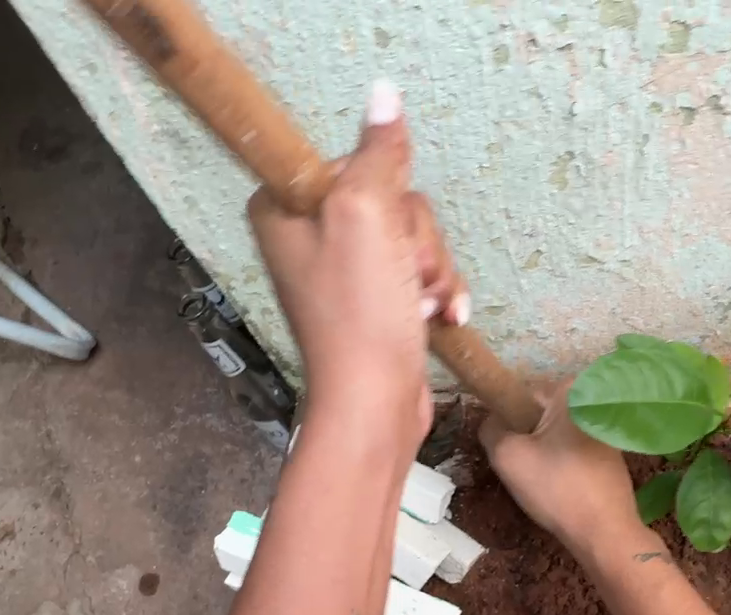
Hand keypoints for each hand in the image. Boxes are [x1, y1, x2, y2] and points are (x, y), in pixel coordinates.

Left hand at [247, 81, 466, 452]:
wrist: (375, 405)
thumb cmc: (360, 316)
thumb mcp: (365, 219)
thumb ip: (377, 155)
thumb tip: (385, 93)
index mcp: (287, 207)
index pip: (356, 163)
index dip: (387, 197)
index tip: (387, 234)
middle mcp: (313, 236)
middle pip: (394, 203)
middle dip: (418, 244)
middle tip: (409, 280)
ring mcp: (349, 273)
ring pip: (416, 241)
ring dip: (433, 275)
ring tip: (425, 310)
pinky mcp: (380, 304)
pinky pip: (422, 277)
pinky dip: (439, 297)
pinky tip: (443, 320)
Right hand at [479, 380, 658, 564]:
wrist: (603, 533)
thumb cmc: (556, 488)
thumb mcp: (507, 455)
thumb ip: (490, 429)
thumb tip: (493, 422)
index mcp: (570, 392)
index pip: (520, 395)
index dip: (505, 422)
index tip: (505, 450)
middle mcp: (592, 404)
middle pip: (537, 417)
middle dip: (524, 441)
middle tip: (520, 470)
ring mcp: (604, 431)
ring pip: (553, 439)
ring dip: (541, 458)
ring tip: (540, 484)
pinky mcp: (609, 456)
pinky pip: (571, 455)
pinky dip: (560, 469)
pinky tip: (559, 491)